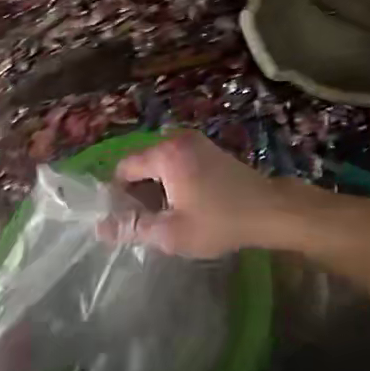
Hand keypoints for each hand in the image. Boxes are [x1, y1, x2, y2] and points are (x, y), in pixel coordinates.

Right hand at [112, 130, 291, 257]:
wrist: (268, 209)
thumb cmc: (219, 221)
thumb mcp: (171, 232)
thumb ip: (134, 226)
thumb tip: (101, 227)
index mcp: (167, 153)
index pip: (124, 168)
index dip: (116, 195)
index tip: (121, 221)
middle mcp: (179, 138)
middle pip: (142, 163)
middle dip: (137, 192)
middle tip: (143, 224)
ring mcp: (197, 142)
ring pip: (160, 164)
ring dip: (156, 189)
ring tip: (162, 219)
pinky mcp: (209, 150)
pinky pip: (177, 162)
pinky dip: (172, 182)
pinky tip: (181, 207)